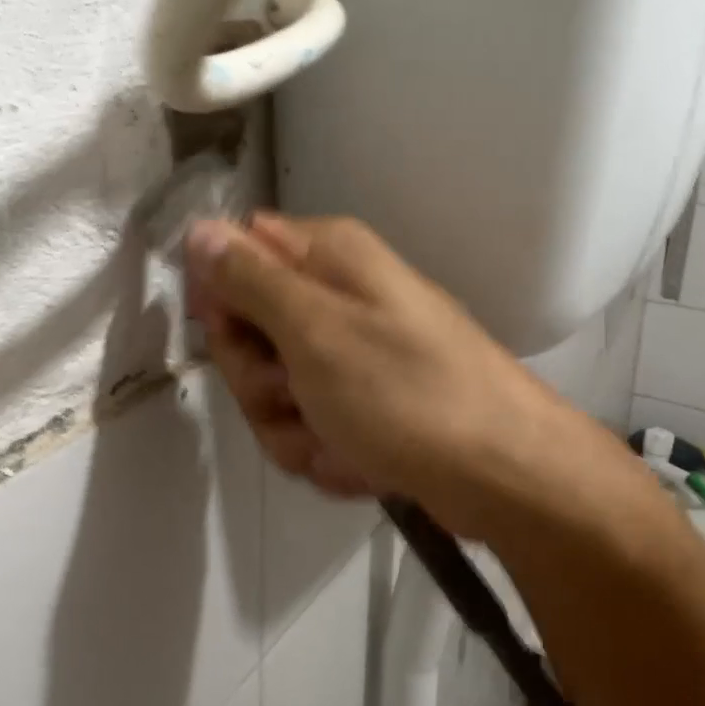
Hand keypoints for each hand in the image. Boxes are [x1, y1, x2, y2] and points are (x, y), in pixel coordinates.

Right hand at [186, 213, 572, 539]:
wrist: (506, 476)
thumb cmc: (404, 392)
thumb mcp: (312, 330)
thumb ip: (247, 278)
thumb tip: (199, 229)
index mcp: (327, 255)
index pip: (235, 253)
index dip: (221, 298)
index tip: (231, 335)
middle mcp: (337, 292)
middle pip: (247, 327)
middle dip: (257, 379)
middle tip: (292, 396)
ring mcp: (351, 350)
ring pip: (271, 385)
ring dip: (289, 424)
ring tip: (333, 441)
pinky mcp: (363, 399)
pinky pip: (306, 419)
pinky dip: (320, 448)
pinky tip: (355, 461)